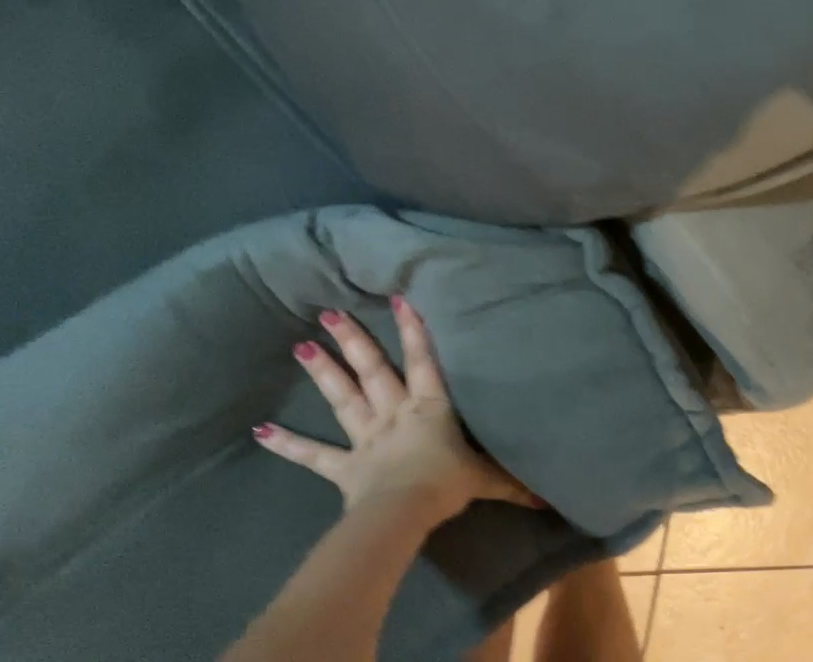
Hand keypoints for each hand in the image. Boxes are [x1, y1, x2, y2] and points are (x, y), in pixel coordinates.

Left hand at [253, 296, 541, 523]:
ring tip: (302, 346)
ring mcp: (365, 438)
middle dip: (353, 340)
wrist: (404, 513)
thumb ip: (516, 482)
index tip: (399, 298)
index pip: (423, 360)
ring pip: (343, 398)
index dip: (413, 330)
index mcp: (430, 406)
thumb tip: (552, 497)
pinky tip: (259, 431)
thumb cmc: (449, 483)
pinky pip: (312, 454)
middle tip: (330, 313)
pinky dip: (286, 443)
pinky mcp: (343, 466)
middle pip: (373, 370)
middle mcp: (395, 413)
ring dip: (324, 373)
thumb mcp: (490, 477)